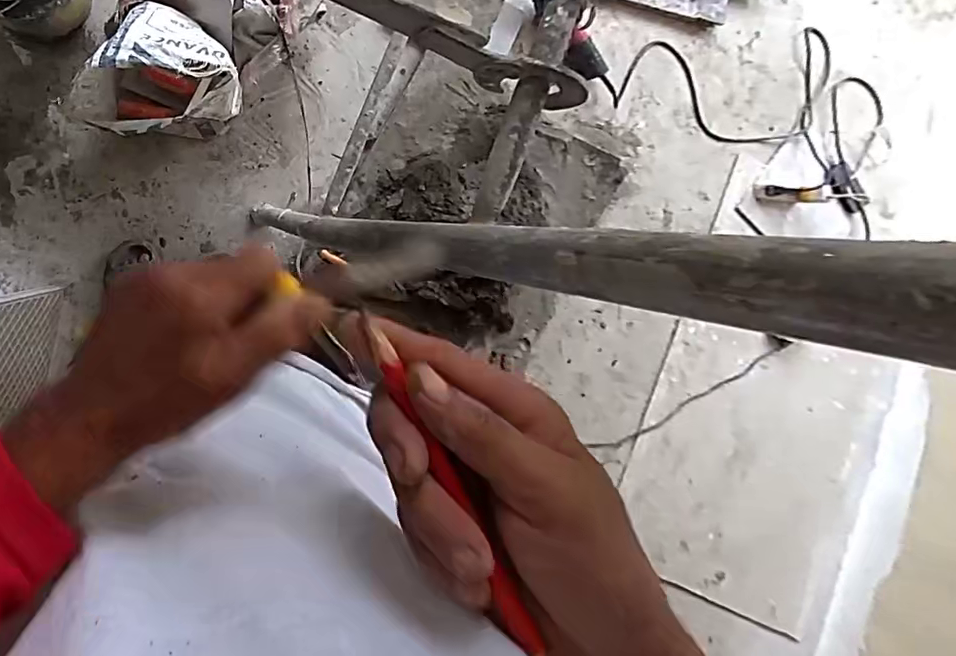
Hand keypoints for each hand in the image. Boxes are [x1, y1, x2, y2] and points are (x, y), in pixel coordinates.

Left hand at [2, 245, 329, 511]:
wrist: (88, 417)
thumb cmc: (167, 403)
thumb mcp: (233, 377)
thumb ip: (279, 332)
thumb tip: (319, 301)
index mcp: (204, 292)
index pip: (263, 258)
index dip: (271, 289)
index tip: (260, 324)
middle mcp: (176, 270)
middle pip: (234, 264)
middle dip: (242, 295)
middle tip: (230, 341)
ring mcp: (148, 273)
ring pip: (207, 272)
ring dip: (213, 297)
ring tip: (194, 342)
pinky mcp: (128, 281)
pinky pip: (177, 278)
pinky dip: (184, 299)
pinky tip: (169, 335)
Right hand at [348, 314, 699, 655]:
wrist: (601, 647)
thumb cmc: (594, 555)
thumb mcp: (546, 487)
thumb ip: (482, 432)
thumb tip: (421, 378)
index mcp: (508, 407)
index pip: (440, 362)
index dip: (396, 344)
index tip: (354, 330)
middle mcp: (475, 434)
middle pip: (405, 415)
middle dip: (410, 454)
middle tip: (422, 475)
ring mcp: (457, 480)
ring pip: (406, 478)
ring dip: (438, 526)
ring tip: (480, 563)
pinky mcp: (444, 525)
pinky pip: (412, 526)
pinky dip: (439, 557)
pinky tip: (477, 579)